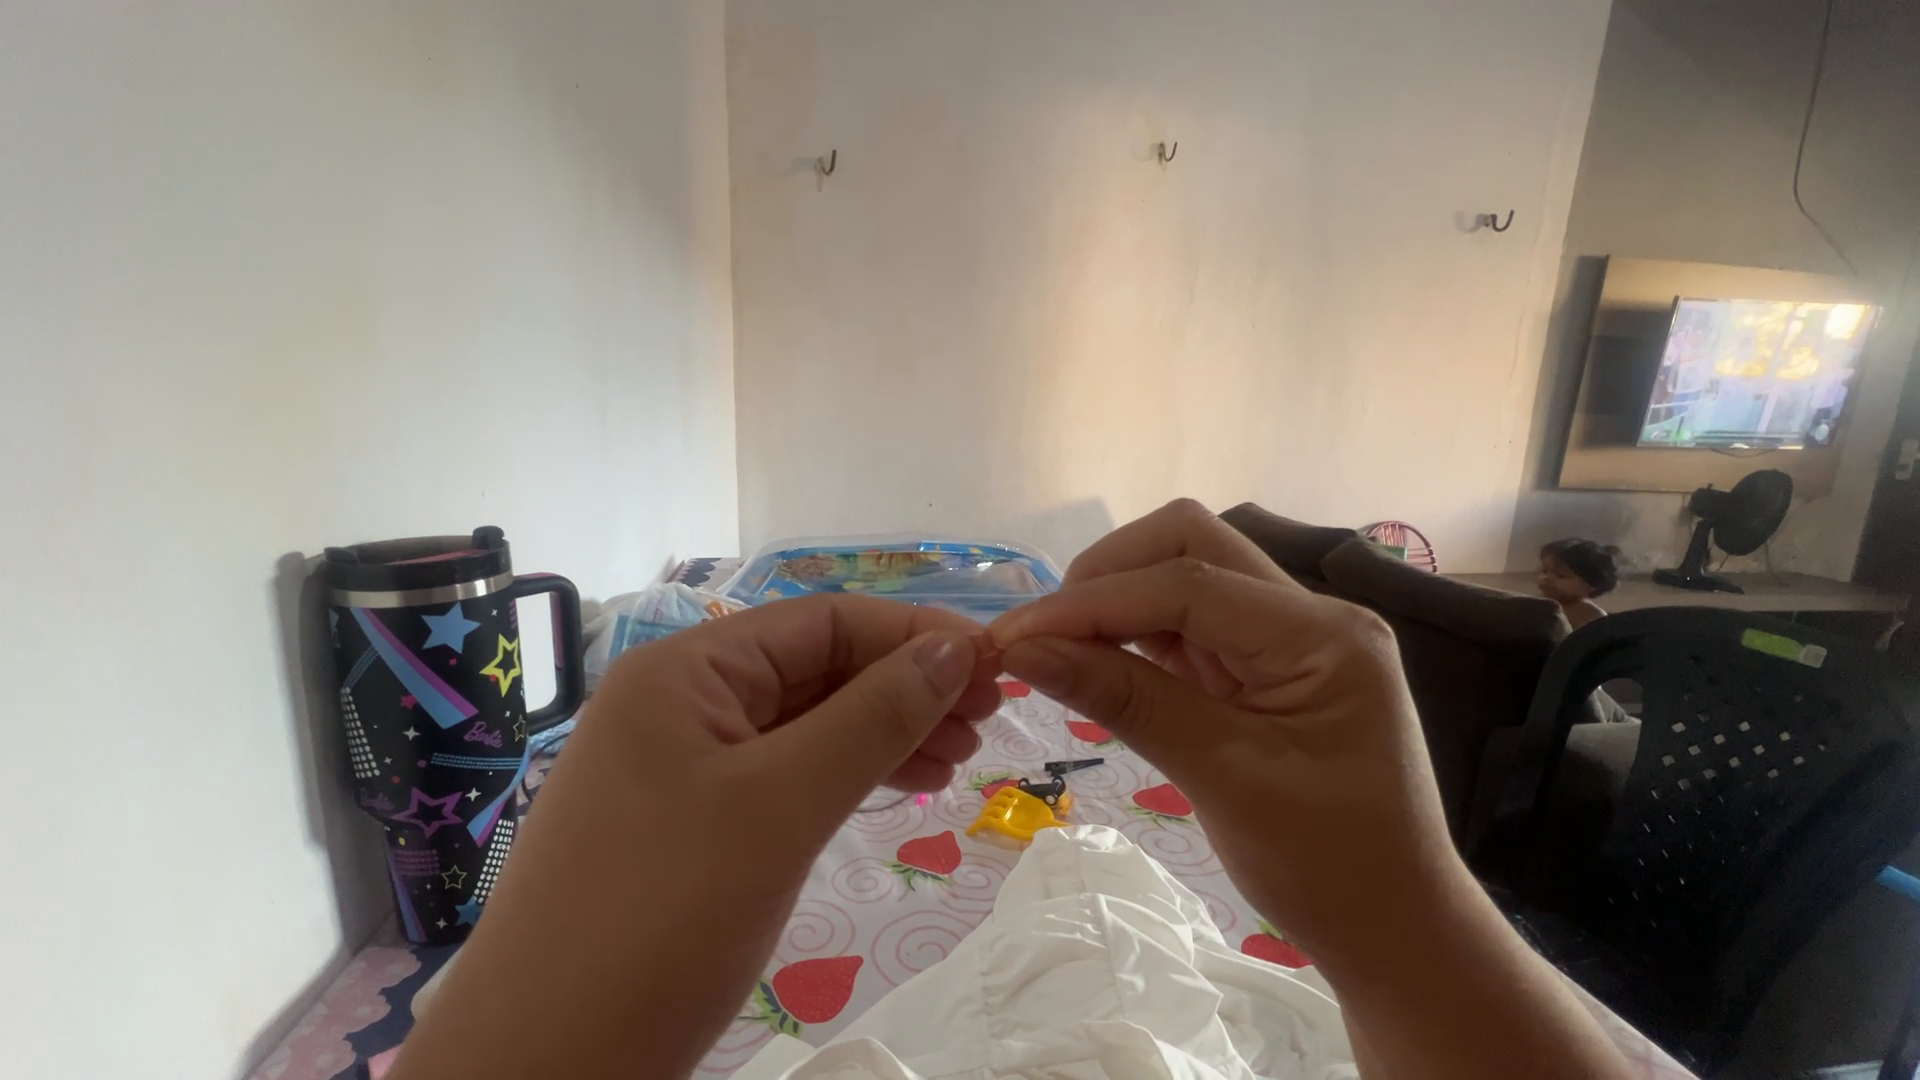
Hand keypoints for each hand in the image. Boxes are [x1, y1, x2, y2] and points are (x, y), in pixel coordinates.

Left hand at [389, 595, 1002, 1079]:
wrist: (541, 1073)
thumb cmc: (662, 916)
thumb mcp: (783, 805)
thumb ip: (874, 716)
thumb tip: (957, 649)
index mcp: (687, 670)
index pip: (823, 622)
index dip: (913, 634)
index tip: (993, 663)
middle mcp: (682, 700)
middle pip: (818, 668)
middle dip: (905, 686)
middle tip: (985, 719)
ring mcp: (684, 761)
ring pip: (809, 722)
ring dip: (886, 731)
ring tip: (958, 760)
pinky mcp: (693, 818)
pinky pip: (788, 771)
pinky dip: (849, 774)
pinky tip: (903, 785)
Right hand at [992, 502, 1634, 1079]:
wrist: (1394, 930)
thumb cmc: (1328, 868)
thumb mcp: (1223, 781)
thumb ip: (1125, 701)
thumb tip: (1023, 651)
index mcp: (1323, 635)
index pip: (1189, 583)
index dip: (1093, 602)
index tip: (1014, 636)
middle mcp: (1307, 614)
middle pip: (1189, 543)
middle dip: (1106, 577)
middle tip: (1043, 637)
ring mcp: (1285, 633)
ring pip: (1181, 574)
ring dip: (1114, 603)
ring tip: (1056, 651)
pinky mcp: (1259, 661)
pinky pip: (1183, 622)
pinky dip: (1132, 634)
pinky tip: (1096, 663)